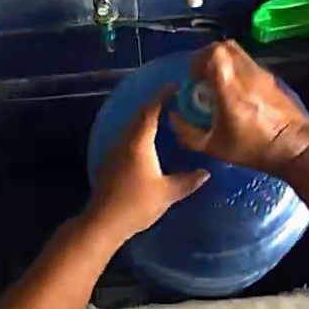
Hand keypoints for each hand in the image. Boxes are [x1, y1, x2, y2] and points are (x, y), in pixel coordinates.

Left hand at [80, 87, 208, 237]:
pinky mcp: (110, 162)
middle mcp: (124, 141)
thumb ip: (187, 180)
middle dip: (155, 105)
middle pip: (139, 116)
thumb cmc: (136, 204)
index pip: (150, 111)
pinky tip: (150, 142)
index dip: (162, 96)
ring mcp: (114, 151)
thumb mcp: (167, 193)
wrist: (103, 222)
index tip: (175, 86)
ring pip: (132, 127)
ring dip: (147, 120)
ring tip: (165, 119)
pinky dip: (140, 133)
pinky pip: (127, 139)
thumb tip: (205, 173)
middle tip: (174, 101)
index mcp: (138, 141)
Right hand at [170, 41, 308, 177]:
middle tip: (201, 76)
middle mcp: (246, 75)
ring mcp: (261, 73)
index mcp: (231, 91)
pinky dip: (235, 67)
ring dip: (221, 60)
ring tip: (216, 80)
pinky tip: (234, 88)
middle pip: (223, 46)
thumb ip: (188, 132)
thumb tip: (174, 115)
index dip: (199, 59)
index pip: (216, 55)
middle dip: (206, 56)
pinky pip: (246, 61)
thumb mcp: (214, 147)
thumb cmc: (253, 148)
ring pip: (235, 51)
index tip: (193, 77)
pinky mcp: (270, 76)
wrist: (295, 147)